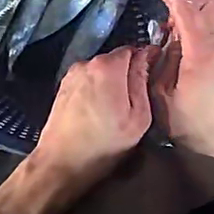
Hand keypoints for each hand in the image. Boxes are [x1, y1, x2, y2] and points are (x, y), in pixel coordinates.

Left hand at [25, 45, 155, 191]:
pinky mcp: (63, 87)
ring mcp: (71, 74)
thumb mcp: (138, 117)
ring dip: (111, 82)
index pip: (133, 49)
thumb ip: (142, 81)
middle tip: (136, 98)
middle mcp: (87, 63)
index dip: (145, 60)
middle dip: (127, 73)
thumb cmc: (104, 143)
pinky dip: (96, 89)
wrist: (61, 163)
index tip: (152, 76)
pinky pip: (88, 80)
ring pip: (101, 70)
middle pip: (116, 59)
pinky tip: (99, 111)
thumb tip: (147, 58)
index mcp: (107, 67)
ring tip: (116, 107)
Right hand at [136, 0, 213, 163]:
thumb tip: (159, 40)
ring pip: (209, 12)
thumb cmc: (192, 124)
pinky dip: (189, 26)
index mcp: (201, 49)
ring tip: (163, 33)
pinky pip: (206, 28)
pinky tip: (172, 46)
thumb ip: (160, 61)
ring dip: (185, 12)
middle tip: (158, 8)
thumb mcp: (162, 94)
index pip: (184, 3)